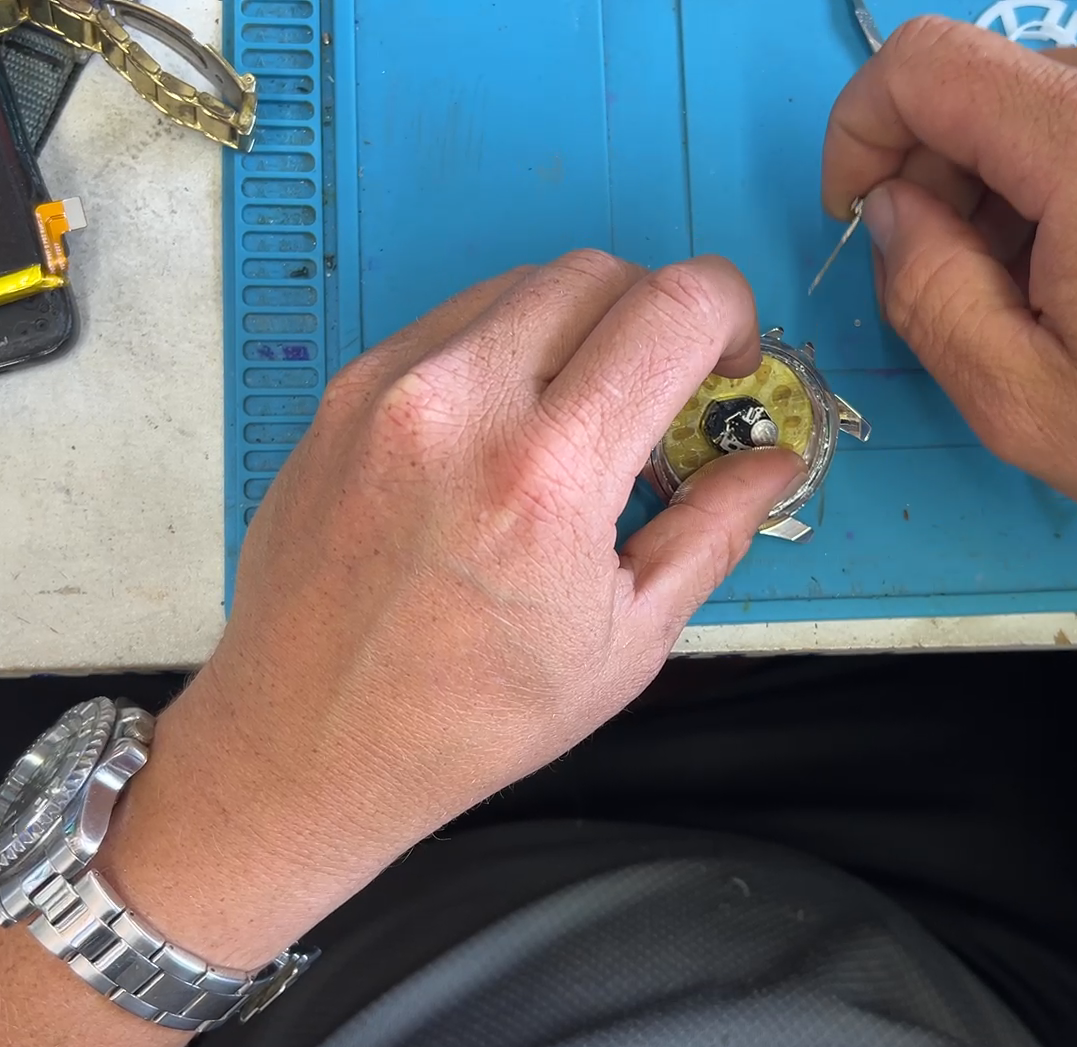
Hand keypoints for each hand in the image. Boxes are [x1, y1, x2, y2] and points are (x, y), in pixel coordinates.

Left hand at [102, 253, 803, 963]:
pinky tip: (505, 424)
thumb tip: (769, 464)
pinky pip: (453, 322)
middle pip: (599, 274)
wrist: (307, 743)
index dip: (729, 313)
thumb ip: (714, 531)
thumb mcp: (626, 642)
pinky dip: (507, 346)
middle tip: (662, 394)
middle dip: (658, 316)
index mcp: (548, 474)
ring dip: (581, 326)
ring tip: (580, 414)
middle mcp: (460, 403)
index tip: (727, 363)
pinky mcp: (344, 394)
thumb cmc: (473, 717)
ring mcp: (387, 386)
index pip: (674, 307)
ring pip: (524, 284)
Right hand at [820, 18, 1076, 567]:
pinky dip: (1062, 183)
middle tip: (961, 290)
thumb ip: (924, 289)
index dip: (858, 135)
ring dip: (1000, 193)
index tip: (860, 217)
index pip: (923, 67)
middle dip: (936, 184)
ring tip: (1041, 294)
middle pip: (984, 88)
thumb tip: (893, 209)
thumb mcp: (1014, 396)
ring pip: (1041, 106)